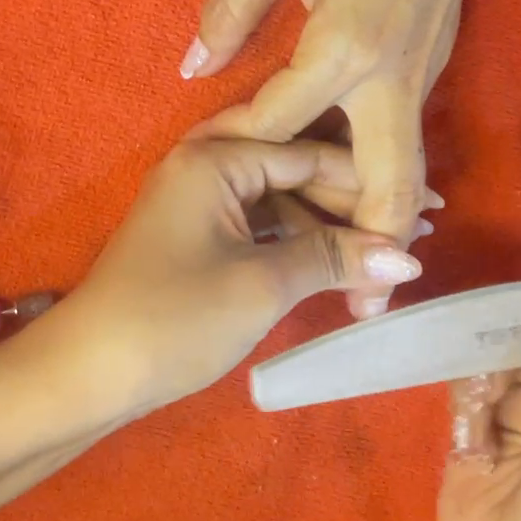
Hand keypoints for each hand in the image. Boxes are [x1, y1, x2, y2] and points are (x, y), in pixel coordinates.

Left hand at [35, 135, 423, 417]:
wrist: (91, 365)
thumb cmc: (176, 317)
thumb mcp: (261, 284)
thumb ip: (331, 258)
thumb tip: (406, 255)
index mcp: (214, 157)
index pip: (307, 155)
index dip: (368, 185)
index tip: (429, 208)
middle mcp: (202, 161)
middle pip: (291, 167)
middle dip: (348, 199)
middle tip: (416, 226)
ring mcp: (194, 194)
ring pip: (274, 195)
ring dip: (323, 223)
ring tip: (381, 251)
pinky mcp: (192, 227)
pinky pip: (254, 217)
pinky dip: (290, 237)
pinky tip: (330, 258)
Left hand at [186, 0, 520, 246]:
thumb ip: (231, 10)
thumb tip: (193, 65)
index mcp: (344, 48)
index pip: (280, 124)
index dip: (242, 150)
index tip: (215, 191)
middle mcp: (391, 79)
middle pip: (388, 186)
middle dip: (373, 249)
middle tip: (359, 316)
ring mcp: (420, 75)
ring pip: (404, 165)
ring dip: (383, 218)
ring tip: (356, 270)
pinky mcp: (432, 64)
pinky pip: (403, 133)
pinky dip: (384, 172)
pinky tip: (348, 182)